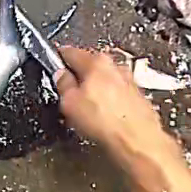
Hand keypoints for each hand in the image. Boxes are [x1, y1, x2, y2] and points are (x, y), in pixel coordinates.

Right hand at [53, 46, 175, 163]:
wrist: (136, 140)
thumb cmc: (106, 121)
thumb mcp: (69, 102)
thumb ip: (62, 84)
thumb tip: (60, 76)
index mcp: (96, 62)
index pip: (70, 52)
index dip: (58, 60)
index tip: (53, 67)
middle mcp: (115, 66)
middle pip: (89, 66)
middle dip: (77, 77)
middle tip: (67, 95)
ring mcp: (128, 81)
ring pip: (103, 80)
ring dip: (94, 90)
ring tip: (85, 110)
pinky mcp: (137, 96)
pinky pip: (116, 94)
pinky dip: (108, 101)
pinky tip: (102, 117)